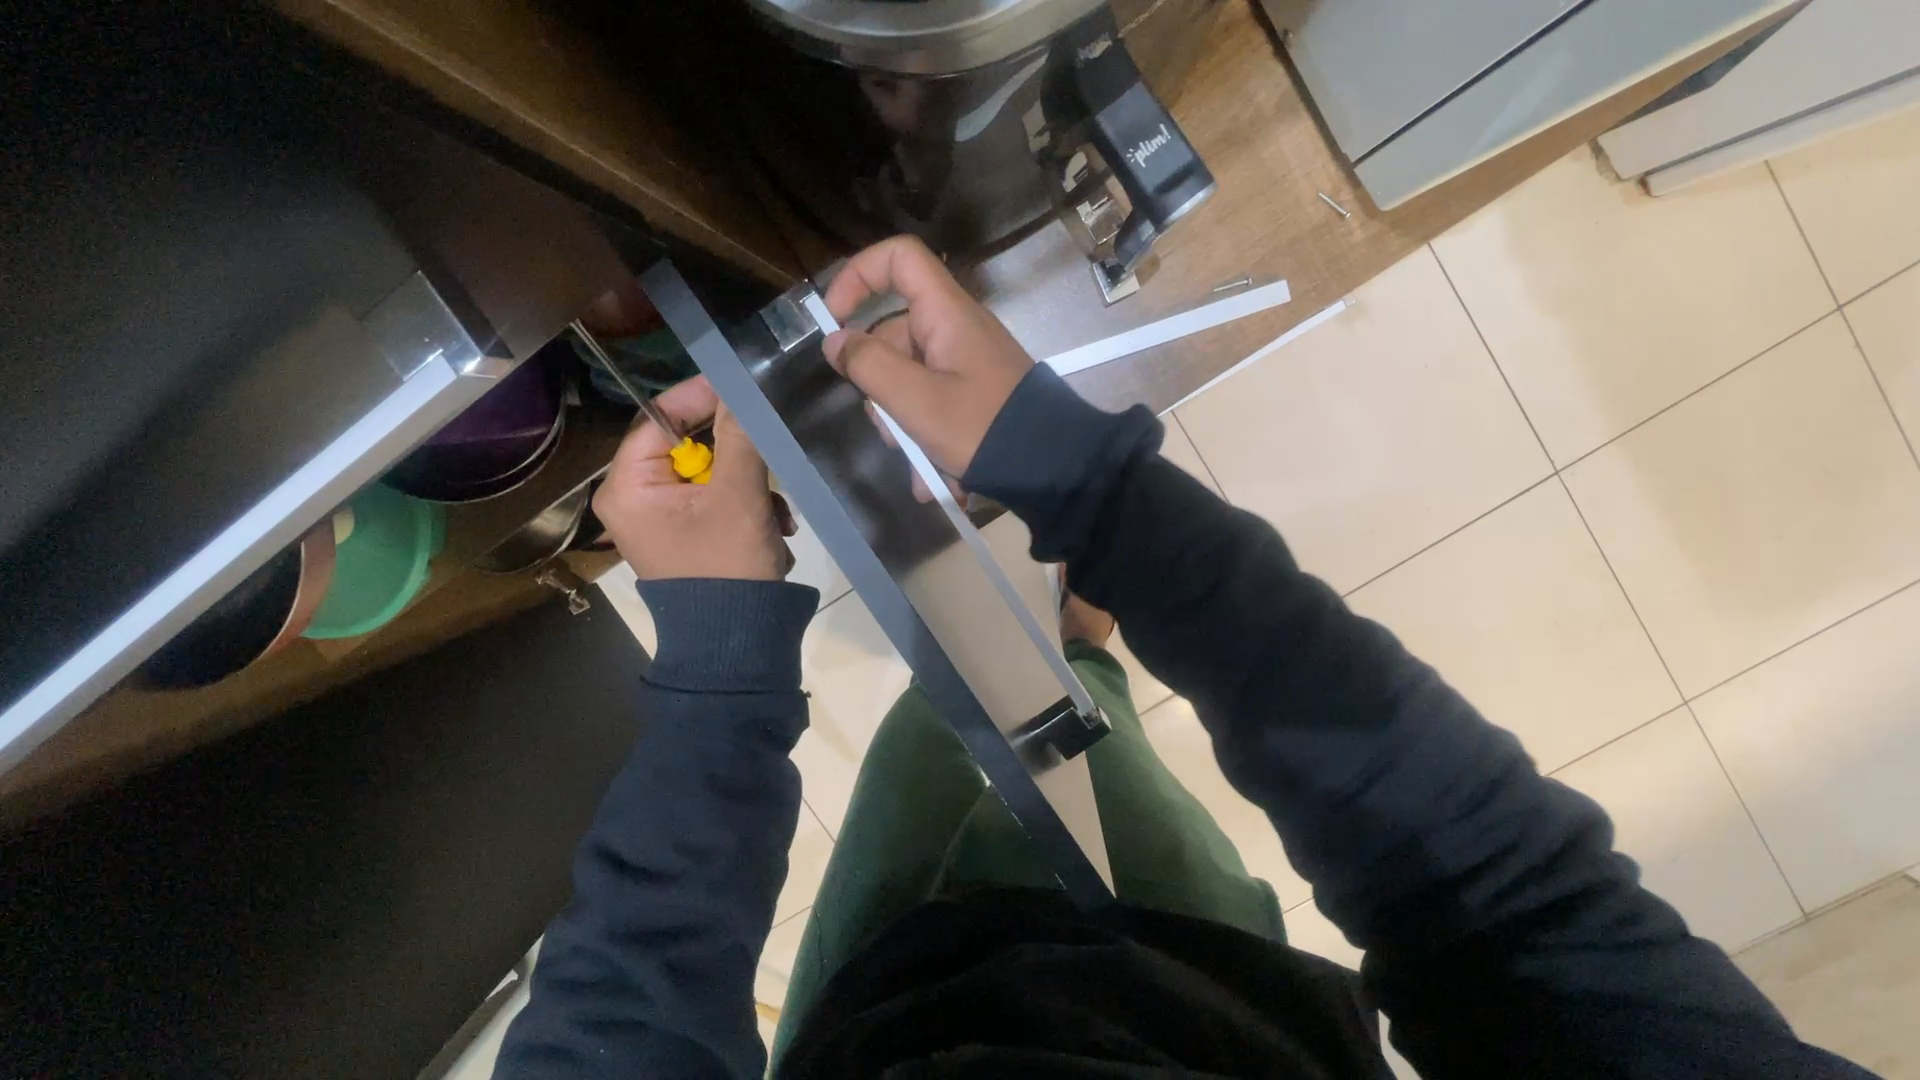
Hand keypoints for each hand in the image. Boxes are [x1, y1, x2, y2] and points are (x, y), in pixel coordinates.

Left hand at [593, 376, 793, 581]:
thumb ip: (738, 436)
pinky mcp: (686, 535)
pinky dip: (747, 505)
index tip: (739, 386)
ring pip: (709, 473)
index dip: (698, 398)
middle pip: (687, 447)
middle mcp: (635, 499)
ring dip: (750, 483)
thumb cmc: (726, 565)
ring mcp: (661, 520)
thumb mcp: (738, 496)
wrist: (737, 640)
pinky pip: (715, 499)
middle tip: (767, 451)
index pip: (657, 420)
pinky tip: (774, 524)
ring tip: (777, 510)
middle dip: (736, 453)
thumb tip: (740, 390)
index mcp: (628, 487)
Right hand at [821, 235, 1035, 477]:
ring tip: (922, 463)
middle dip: (881, 387)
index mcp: (946, 314)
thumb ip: (869, 366)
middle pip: (894, 335)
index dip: (858, 276)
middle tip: (892, 427)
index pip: (899, 258)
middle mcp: (956, 330)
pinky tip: (937, 477)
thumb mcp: (916, 402)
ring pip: (910, 378)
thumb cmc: (983, 427)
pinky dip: (928, 438)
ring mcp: (967, 364)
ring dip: (905, 424)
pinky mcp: (975, 394)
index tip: (834, 320)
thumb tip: (835, 341)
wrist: (1052, 469)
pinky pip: (934, 405)